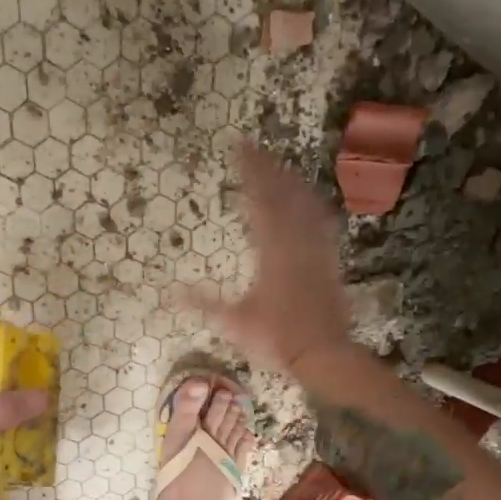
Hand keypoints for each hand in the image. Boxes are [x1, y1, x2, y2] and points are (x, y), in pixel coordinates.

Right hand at [186, 143, 352, 375]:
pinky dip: (313, 205)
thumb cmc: (277, 338)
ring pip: (305, 202)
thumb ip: (203, 303)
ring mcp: (316, 248)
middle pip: (282, 192)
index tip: (238, 146)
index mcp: (270, 249)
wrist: (323, 353)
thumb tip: (170, 294)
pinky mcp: (330, 259)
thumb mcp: (234, 322)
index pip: (258, 198)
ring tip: (279, 166)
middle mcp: (295, 239)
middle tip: (253, 147)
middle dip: (267, 166)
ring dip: (290, 180)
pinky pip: (322, 222)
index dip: (248, 170)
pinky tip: (311, 201)